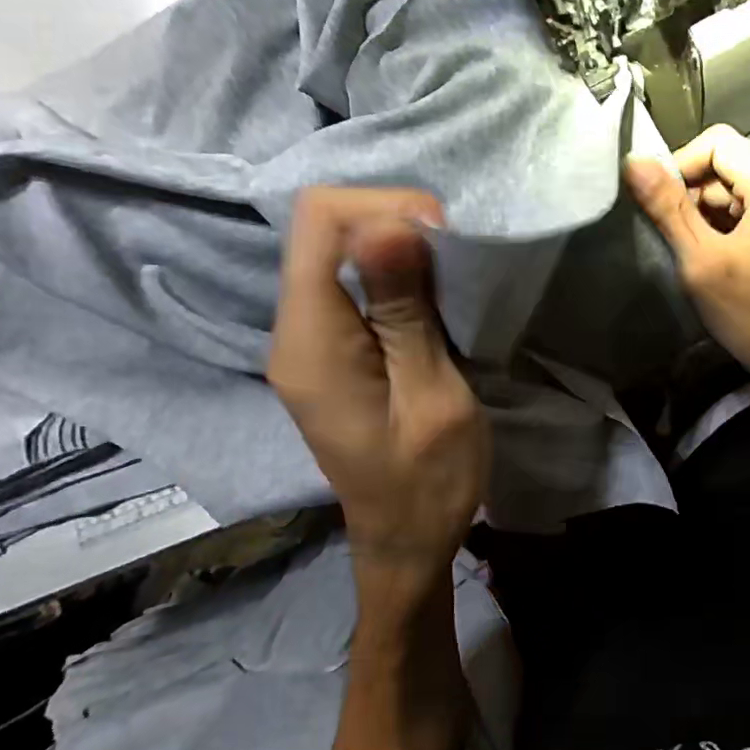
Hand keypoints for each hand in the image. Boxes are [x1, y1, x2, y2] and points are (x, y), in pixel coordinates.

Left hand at [268, 188, 488, 578]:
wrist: (406, 540)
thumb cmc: (429, 483)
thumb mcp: (432, 399)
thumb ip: (404, 313)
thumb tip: (389, 224)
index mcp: (311, 342)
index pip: (320, 222)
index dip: (385, 208)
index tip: (446, 241)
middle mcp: (294, 332)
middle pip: (325, 229)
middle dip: (395, 225)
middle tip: (456, 265)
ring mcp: (307, 341)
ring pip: (339, 251)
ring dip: (399, 251)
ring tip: (450, 283)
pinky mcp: (329, 351)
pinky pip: (351, 284)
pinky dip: (395, 277)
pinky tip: (431, 302)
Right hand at [625, 124, 749, 408]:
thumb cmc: (748, 312)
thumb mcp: (700, 259)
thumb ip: (667, 207)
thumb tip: (633, 161)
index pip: (716, 143)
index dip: (681, 166)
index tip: (662, 207)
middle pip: (725, 161)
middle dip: (692, 192)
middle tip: (678, 235)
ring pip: (731, 185)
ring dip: (704, 211)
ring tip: (696, 251)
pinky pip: (744, 206)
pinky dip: (721, 223)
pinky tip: (714, 255)